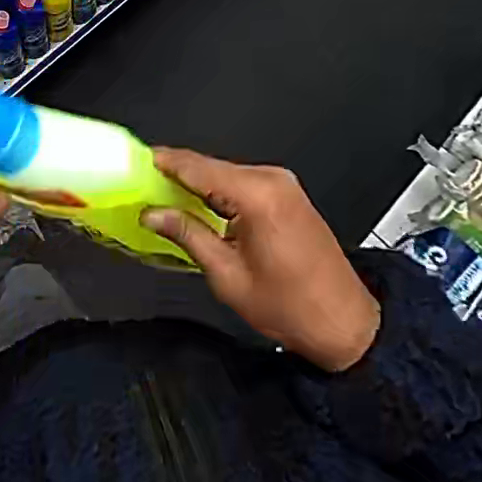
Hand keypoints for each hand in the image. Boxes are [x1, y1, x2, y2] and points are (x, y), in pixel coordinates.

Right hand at [141, 148, 379, 371]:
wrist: (344, 320)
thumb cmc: (290, 306)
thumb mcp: (227, 275)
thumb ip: (188, 235)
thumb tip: (153, 214)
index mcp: (258, 195)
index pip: (198, 166)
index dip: (164, 161)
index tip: (137, 160)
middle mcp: (272, 179)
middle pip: (211, 166)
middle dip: (177, 175)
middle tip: (143, 185)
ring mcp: (283, 183)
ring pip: (226, 173)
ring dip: (197, 184)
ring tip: (164, 198)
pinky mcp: (287, 193)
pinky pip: (243, 183)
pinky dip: (219, 191)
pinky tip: (199, 205)